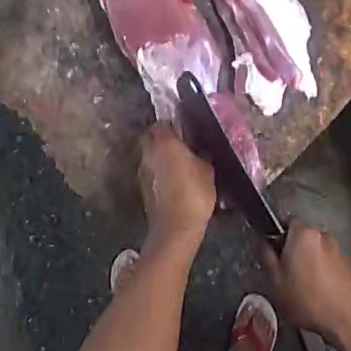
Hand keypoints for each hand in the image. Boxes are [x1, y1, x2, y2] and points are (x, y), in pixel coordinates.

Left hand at [139, 124, 214, 240]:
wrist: (175, 227)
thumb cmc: (195, 192)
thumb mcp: (208, 170)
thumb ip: (201, 155)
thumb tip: (199, 151)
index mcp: (164, 143)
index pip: (162, 124)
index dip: (173, 126)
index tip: (185, 131)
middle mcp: (148, 153)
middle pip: (149, 137)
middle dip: (161, 138)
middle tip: (180, 145)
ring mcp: (142, 171)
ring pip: (148, 155)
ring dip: (159, 156)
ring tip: (178, 164)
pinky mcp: (142, 188)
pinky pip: (150, 171)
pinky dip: (158, 172)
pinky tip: (173, 181)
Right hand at [264, 225, 350, 340]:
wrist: (346, 316)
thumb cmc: (308, 299)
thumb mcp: (275, 281)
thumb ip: (267, 257)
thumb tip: (264, 245)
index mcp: (303, 233)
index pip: (285, 222)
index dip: (276, 238)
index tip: (273, 253)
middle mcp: (322, 235)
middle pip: (301, 237)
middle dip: (293, 251)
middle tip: (284, 274)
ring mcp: (337, 248)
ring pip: (316, 250)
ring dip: (309, 262)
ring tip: (302, 287)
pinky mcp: (348, 263)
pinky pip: (329, 262)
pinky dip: (323, 271)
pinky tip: (317, 292)